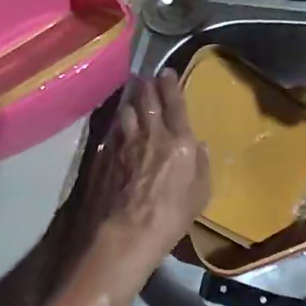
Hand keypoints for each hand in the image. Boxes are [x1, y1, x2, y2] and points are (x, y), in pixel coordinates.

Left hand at [83, 69, 210, 267]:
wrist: (125, 232)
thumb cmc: (170, 217)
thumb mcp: (200, 195)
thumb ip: (202, 165)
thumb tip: (201, 145)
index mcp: (178, 140)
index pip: (174, 103)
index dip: (170, 84)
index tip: (166, 72)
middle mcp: (149, 133)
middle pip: (146, 100)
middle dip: (147, 84)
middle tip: (146, 76)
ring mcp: (122, 141)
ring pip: (125, 110)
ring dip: (129, 100)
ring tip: (131, 94)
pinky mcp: (103, 154)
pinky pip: (112, 129)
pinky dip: (117, 122)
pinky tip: (117, 124)